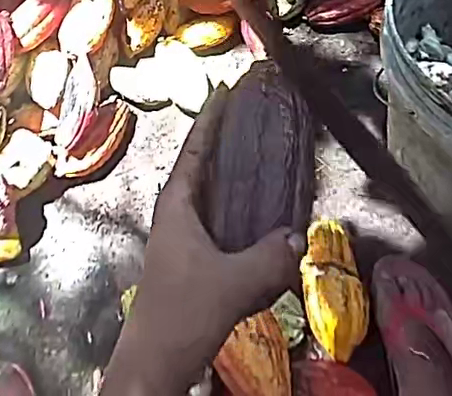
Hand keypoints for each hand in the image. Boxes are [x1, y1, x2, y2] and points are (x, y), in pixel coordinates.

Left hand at [101, 96, 303, 393]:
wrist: (153, 361)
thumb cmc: (180, 312)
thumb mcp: (228, 284)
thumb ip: (266, 259)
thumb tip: (298, 237)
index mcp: (176, 202)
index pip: (194, 148)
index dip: (210, 119)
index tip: (224, 91)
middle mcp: (176, 210)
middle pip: (201, 164)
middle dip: (223, 140)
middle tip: (251, 119)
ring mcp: (181, 234)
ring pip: (209, 192)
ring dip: (230, 174)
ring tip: (259, 159)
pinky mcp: (191, 257)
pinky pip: (216, 218)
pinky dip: (235, 208)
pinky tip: (258, 217)